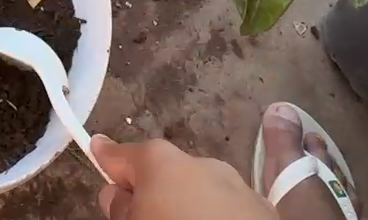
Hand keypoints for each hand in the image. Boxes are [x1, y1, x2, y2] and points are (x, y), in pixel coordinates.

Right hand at [93, 135, 272, 219]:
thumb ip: (120, 208)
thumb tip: (116, 194)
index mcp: (158, 159)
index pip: (117, 153)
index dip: (105, 161)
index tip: (98, 157)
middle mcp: (198, 161)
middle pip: (164, 173)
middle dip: (158, 193)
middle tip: (153, 216)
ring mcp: (237, 184)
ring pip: (203, 191)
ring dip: (195, 207)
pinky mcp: (269, 211)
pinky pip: (235, 209)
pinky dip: (226, 218)